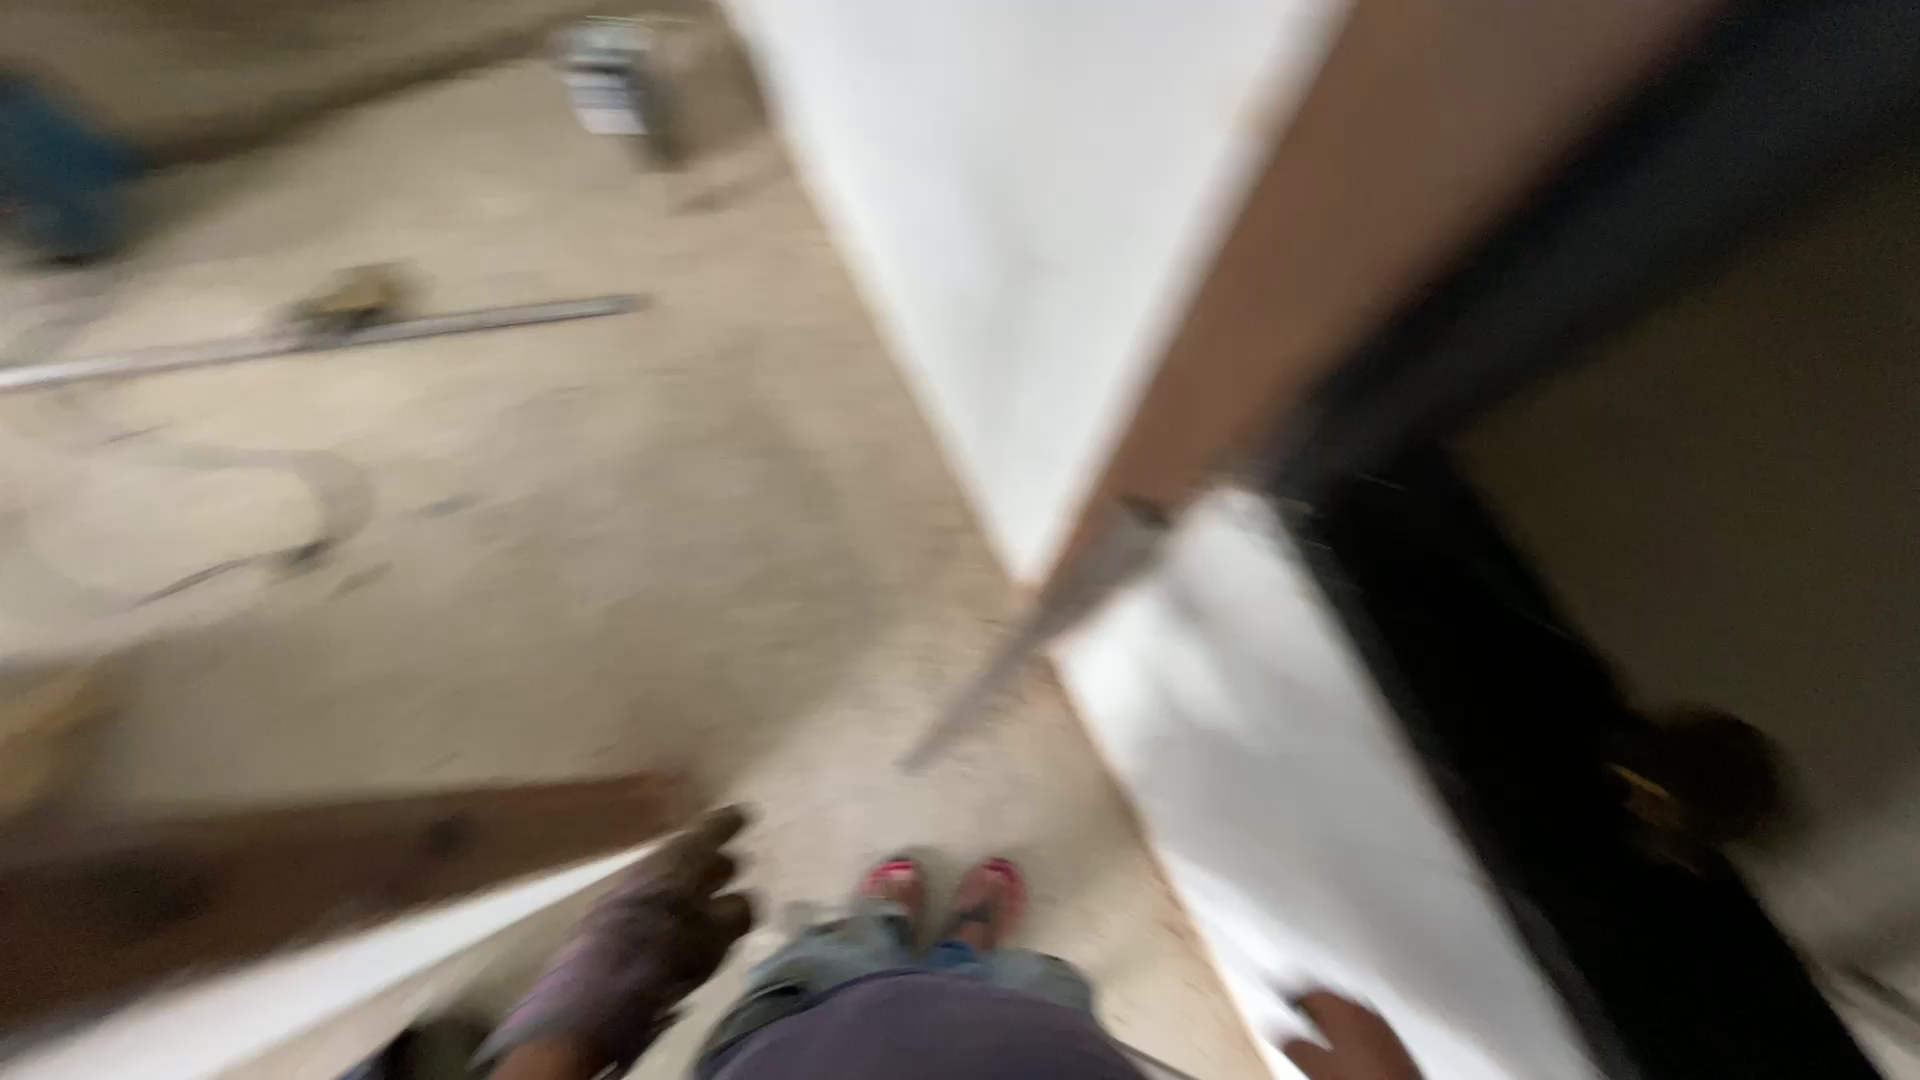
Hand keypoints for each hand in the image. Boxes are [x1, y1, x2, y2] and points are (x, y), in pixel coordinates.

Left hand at [479, 806, 756, 1073]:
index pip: (713, 828)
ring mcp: (625, 890)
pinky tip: (671, 932)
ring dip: (685, 890)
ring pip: (666, 881)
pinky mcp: (602, 920)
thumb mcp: (718, 933)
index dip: (729, 823)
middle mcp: (654, 863)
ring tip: (702, 906)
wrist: (593, 988)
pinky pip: (646, 904)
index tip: (743, 816)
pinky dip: (664, 911)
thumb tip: (742, 902)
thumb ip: (736, 912)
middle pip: (689, 855)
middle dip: (710, 863)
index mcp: (684, 856)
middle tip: (728, 870)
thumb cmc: (669, 949)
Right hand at [1281, 990, 1423, 1079]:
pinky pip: (1365, 1024)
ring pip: (1349, 1010)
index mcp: (1341, 1006)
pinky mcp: (1396, 1041)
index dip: (1289, 989)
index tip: (1278, 990)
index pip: (1307, 987)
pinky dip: (1352, 1028)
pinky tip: (1348, 1045)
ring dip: (1332, 1016)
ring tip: (1319, 1030)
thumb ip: (1295, 1044)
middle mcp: (1362, 1007)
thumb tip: (1281, 1032)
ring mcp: (1382, 1024)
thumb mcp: (1318, 1066)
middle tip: (1296, 1009)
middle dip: (1312, 1001)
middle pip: (1330, 996)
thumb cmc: (1361, 1078)